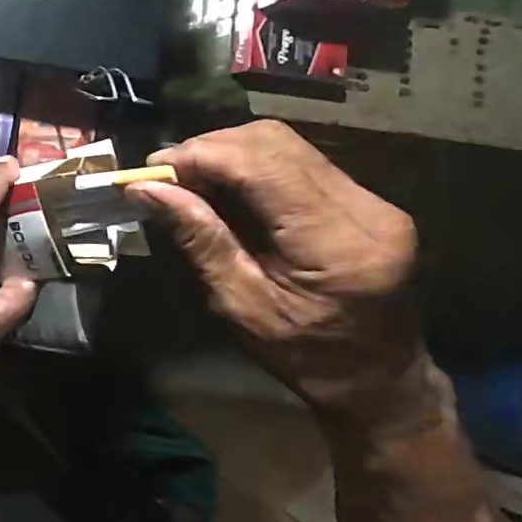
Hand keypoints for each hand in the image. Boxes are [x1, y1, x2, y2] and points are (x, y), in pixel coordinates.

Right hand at [127, 121, 428, 423]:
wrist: (376, 379)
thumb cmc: (302, 356)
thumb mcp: (238, 305)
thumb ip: (199, 239)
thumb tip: (146, 189)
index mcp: (337, 245)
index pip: (263, 167)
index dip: (202, 156)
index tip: (153, 172)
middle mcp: (364, 209)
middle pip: (273, 143)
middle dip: (209, 149)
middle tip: (168, 177)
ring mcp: (370, 199)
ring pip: (282, 142)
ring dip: (226, 152)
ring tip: (191, 180)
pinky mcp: (363, 197)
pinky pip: (294, 157)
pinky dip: (247, 163)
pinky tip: (224, 186)